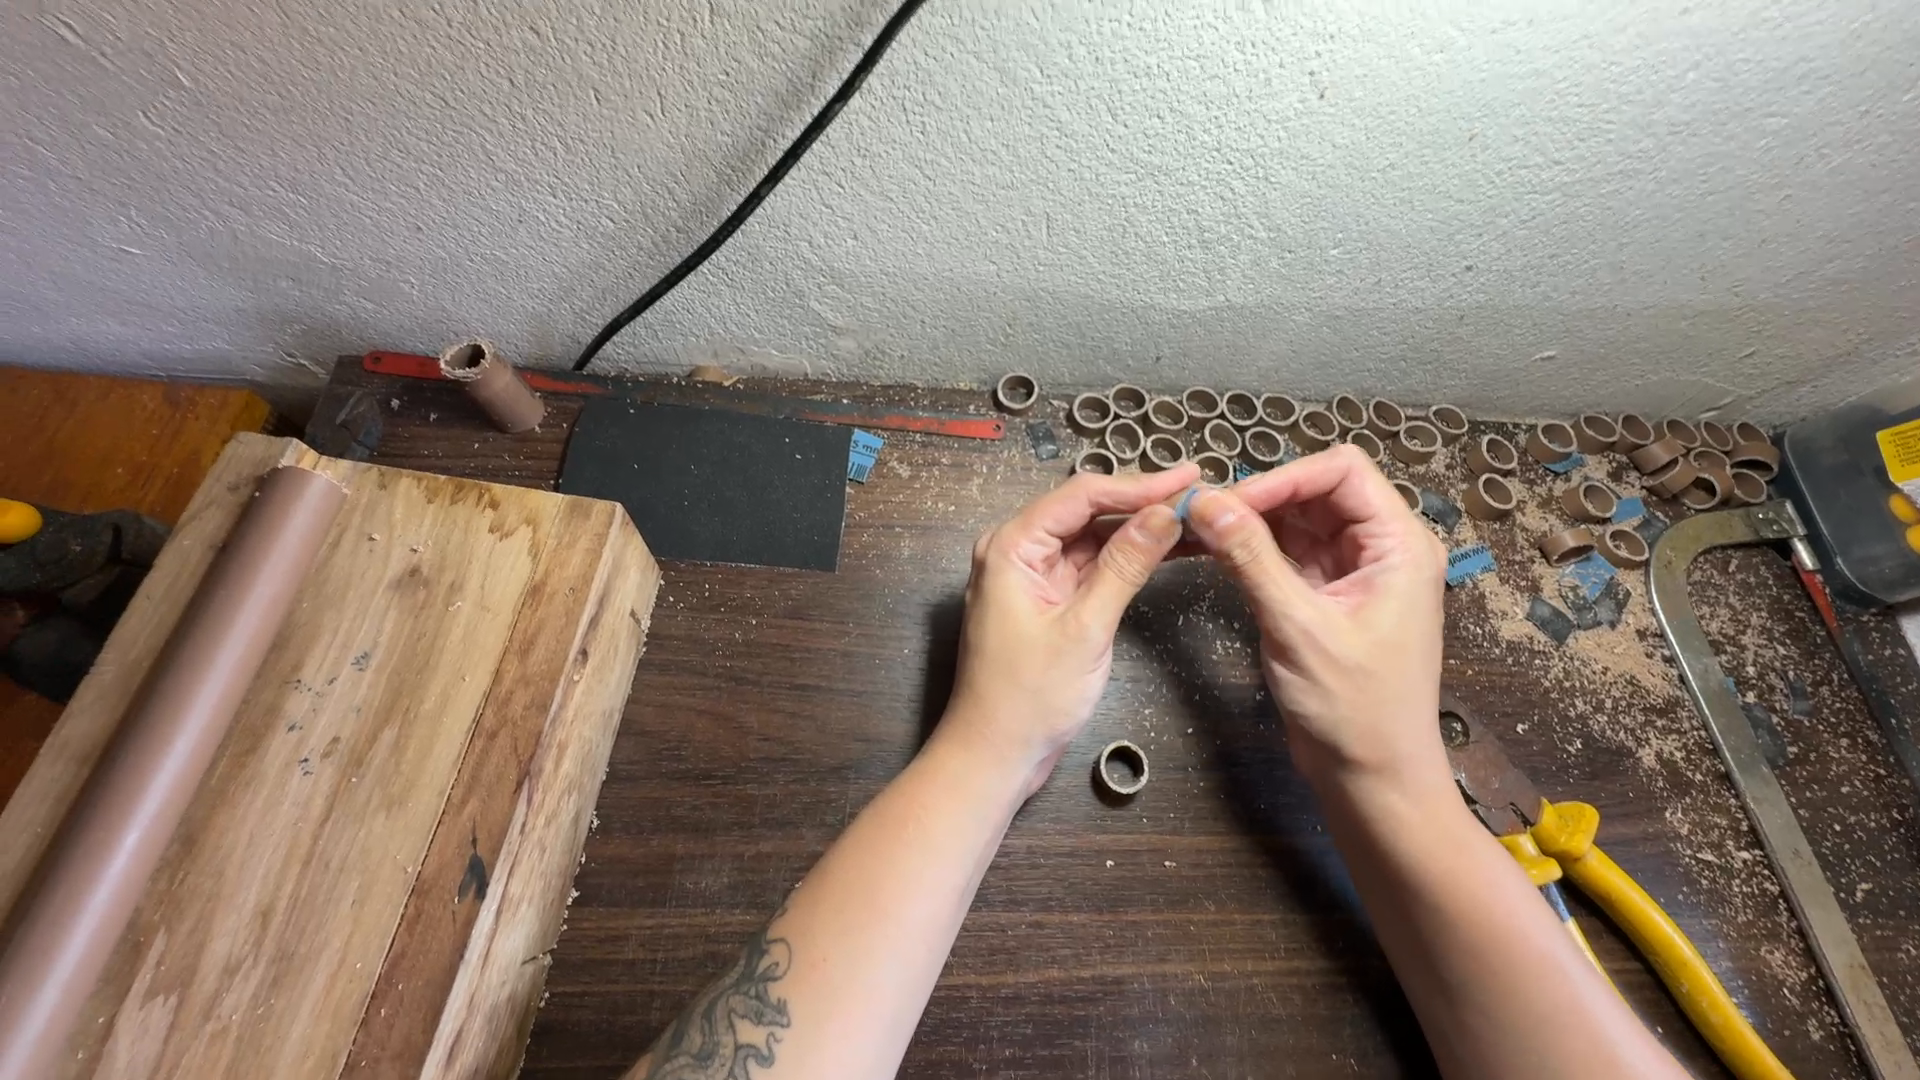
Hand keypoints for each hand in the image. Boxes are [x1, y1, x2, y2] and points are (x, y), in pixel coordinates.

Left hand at [939, 463, 1200, 797]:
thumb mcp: (1084, 628)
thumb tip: (1164, 513)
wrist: (996, 753)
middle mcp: (1018, 550)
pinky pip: (1090, 567)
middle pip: (1086, 511)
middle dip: (1142, 503)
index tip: (1189, 478)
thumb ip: (1124, 566)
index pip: (1080, 495)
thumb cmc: (1029, 697)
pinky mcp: (1048, 599)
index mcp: (1011, 546)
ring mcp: (1032, 575)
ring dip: (1139, 530)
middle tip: (1200, 496)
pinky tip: (1165, 551)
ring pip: (1091, 538)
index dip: (1137, 484)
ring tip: (1195, 519)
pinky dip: (1125, 560)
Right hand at [1183, 446, 1450, 797]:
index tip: (1227, 501)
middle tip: (1201, 516)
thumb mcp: (1298, 626)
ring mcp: (1349, 572)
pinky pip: (1283, 554)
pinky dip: (1248, 550)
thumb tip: (1204, 502)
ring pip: (1294, 521)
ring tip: (1196, 530)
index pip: (1341, 472)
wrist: (1370, 776)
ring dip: (1247, 522)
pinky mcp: (1322, 595)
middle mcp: (1378, 548)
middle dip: (1258, 498)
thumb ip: (1251, 558)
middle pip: (1314, 491)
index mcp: (1398, 544)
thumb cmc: (1354, 707)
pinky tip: (1211, 552)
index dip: (1282, 477)